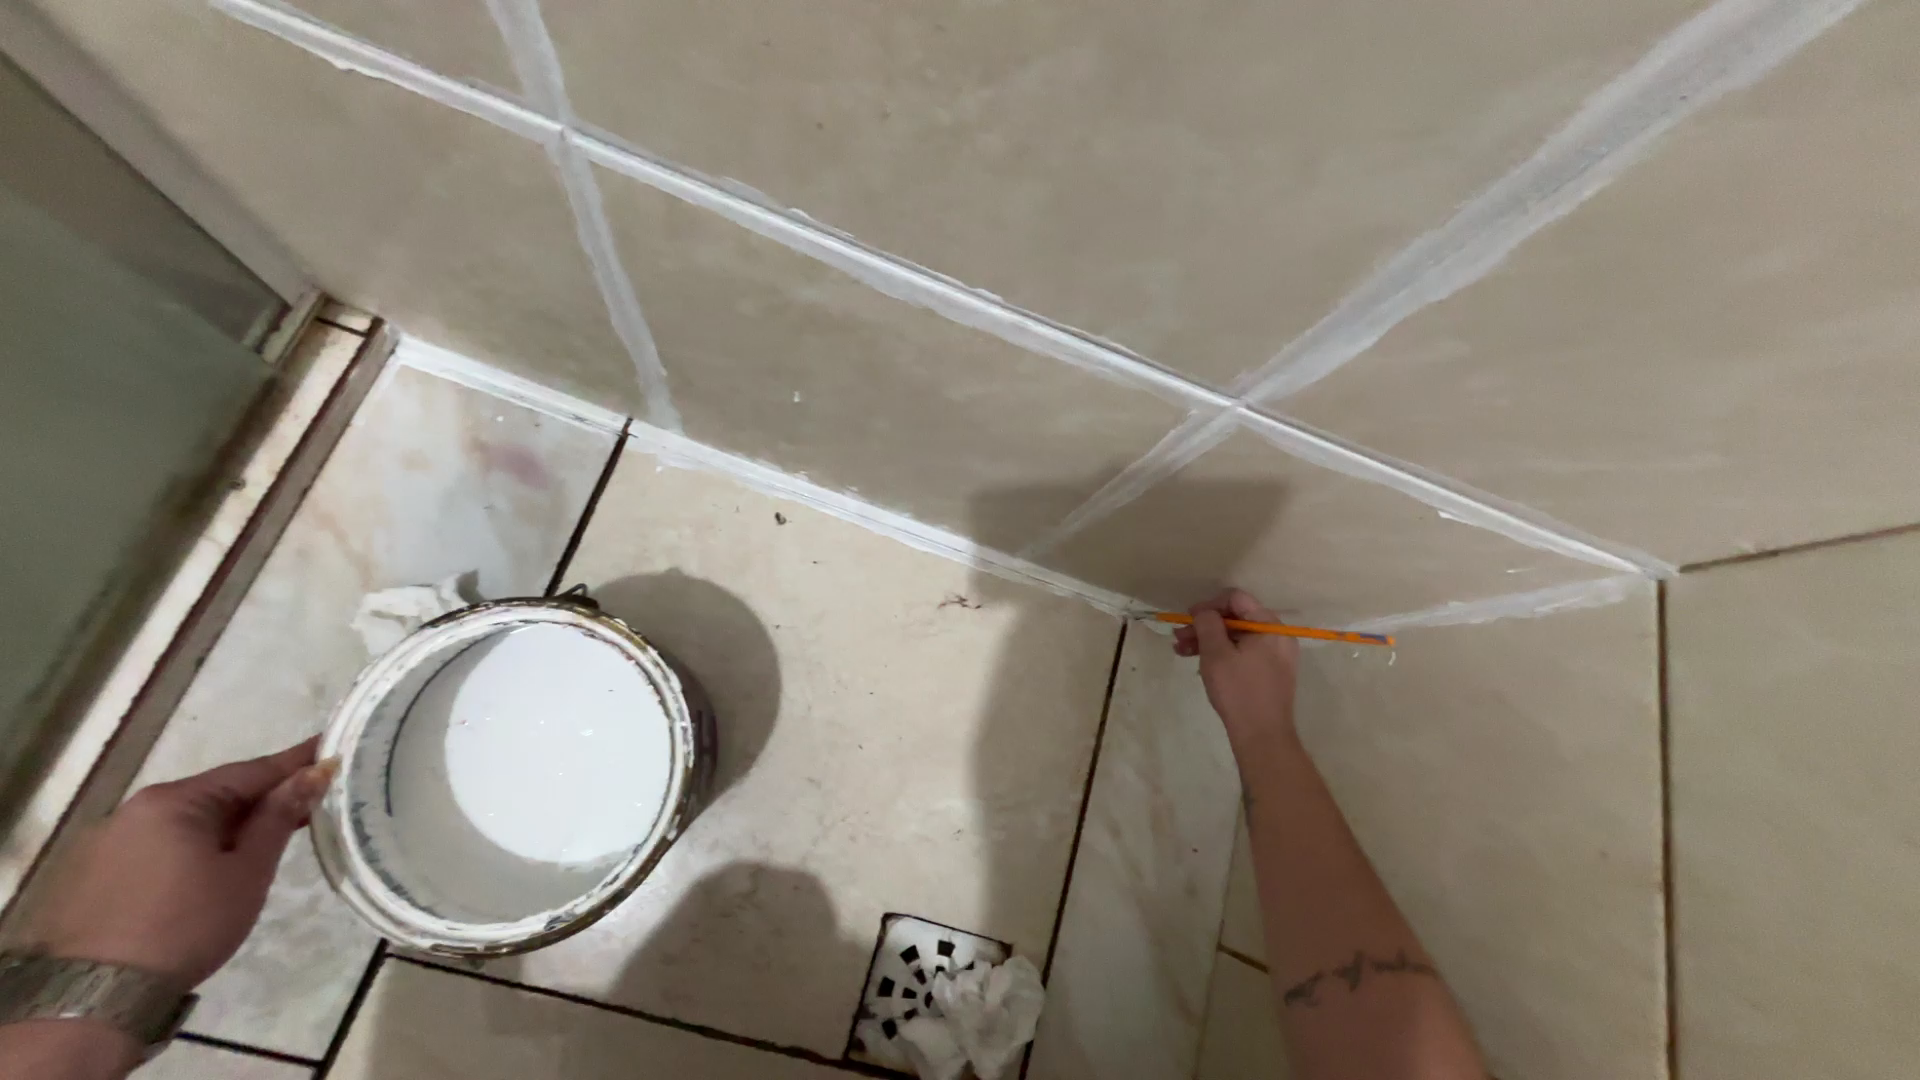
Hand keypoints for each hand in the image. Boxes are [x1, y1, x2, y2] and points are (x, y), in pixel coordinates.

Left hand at [26, 739, 336, 986]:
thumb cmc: (189, 922)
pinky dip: (208, 841)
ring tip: (284, 825)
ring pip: (196, 818)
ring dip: (239, 820)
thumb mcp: (249, 868)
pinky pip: (171, 841)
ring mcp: (114, 842)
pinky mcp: (104, 872)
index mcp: (173, 801)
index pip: (252, 771)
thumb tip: (315, 773)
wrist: (98, 997)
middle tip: (320, 793)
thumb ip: (280, 815)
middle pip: (221, 792)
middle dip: (269, 794)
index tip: (336, 749)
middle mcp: (137, 811)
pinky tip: (234, 853)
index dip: (299, 762)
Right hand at [1173, 588, 1300, 748]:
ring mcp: (1276, 656)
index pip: (1236, 599)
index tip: (1188, 619)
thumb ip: (1208, 624)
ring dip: (1209, 641)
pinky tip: (1201, 664)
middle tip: (1179, 637)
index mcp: (1269, 626)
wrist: (1262, 735)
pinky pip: (1243, 653)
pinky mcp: (1270, 673)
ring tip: (1181, 651)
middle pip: (1236, 618)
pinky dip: (1222, 654)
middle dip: (1205, 626)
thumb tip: (1204, 611)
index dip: (1209, 605)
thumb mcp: (1216, 653)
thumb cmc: (1238, 690)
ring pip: (1237, 638)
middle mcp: (1277, 636)